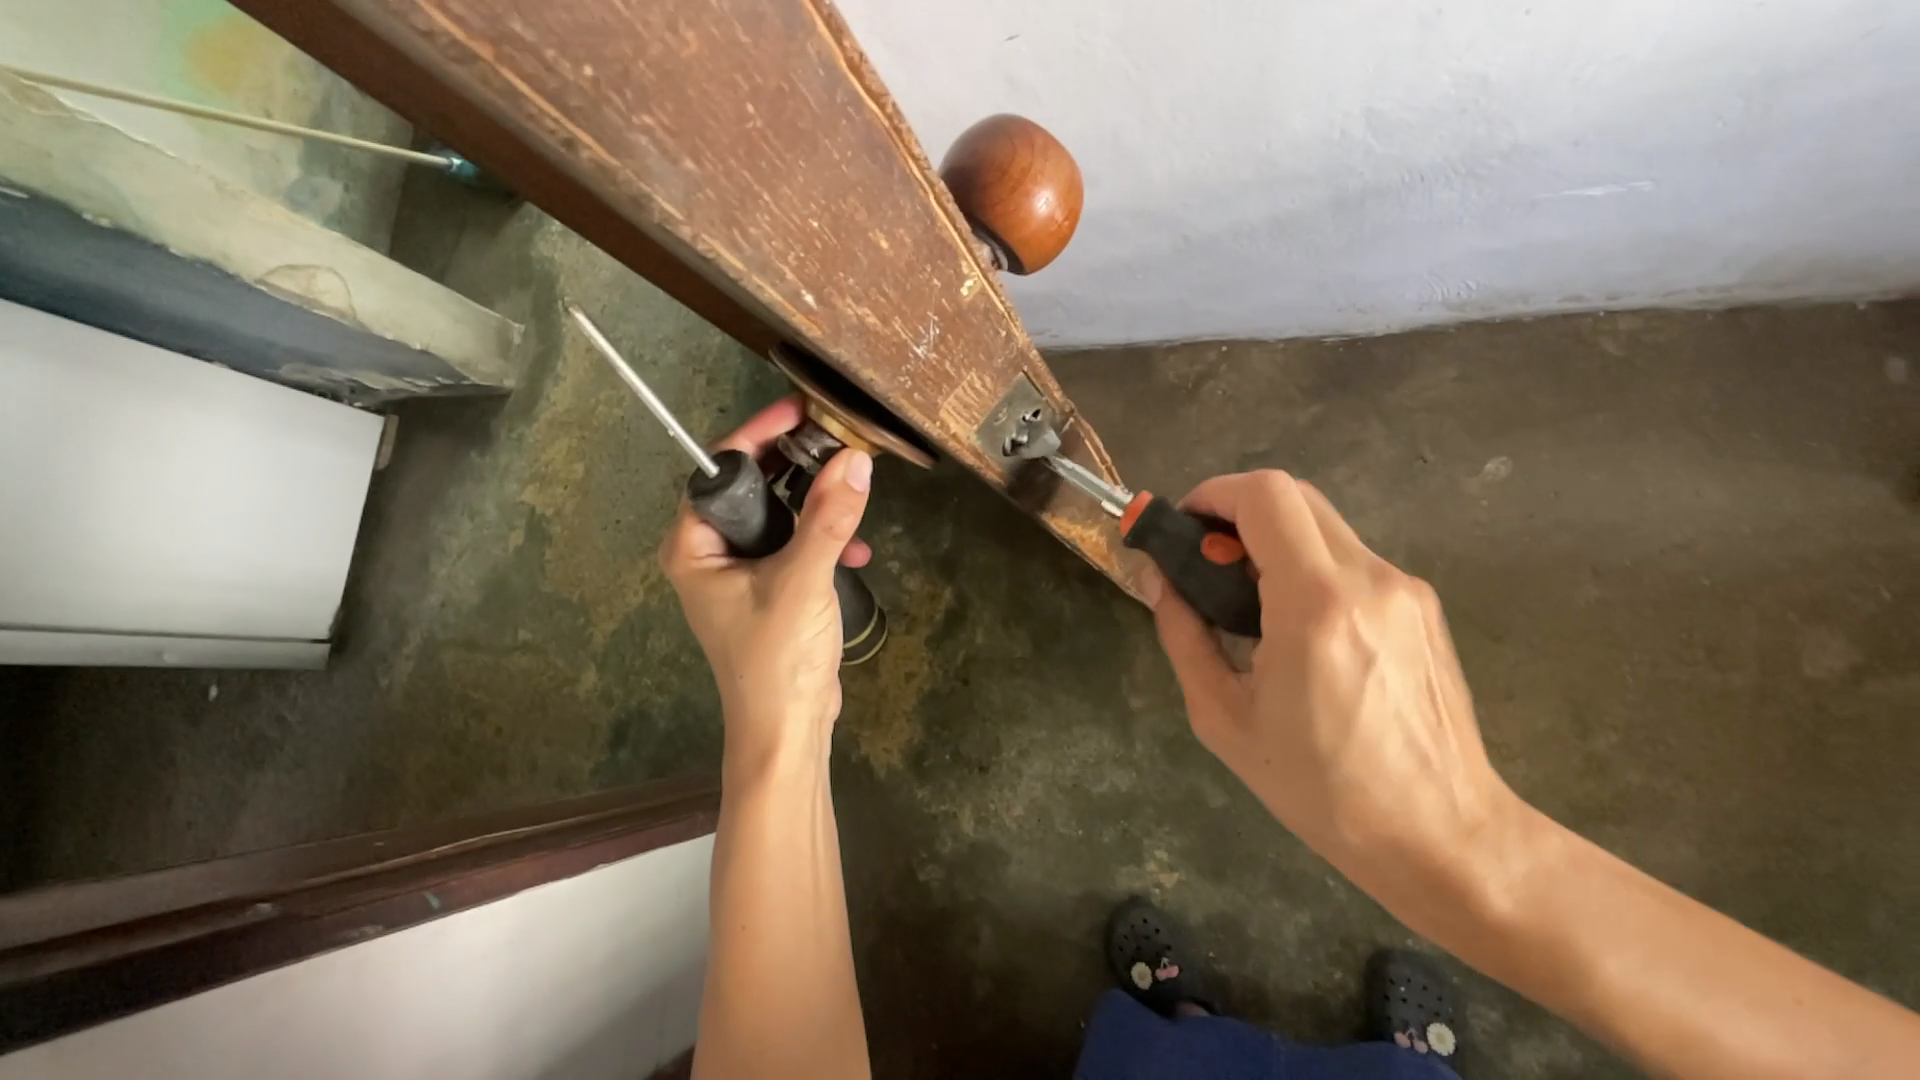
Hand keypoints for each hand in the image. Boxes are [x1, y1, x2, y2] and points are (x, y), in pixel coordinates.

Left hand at [659, 397, 872, 772]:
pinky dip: (823, 540)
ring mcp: (742, 574)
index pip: (720, 470)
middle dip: (796, 467)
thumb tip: (857, 459)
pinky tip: (854, 550)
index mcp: (695, 545)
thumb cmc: (777, 658)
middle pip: (751, 488)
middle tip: (835, 443)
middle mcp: (711, 553)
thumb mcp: (804, 580)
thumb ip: (829, 518)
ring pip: (778, 515)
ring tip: (852, 494)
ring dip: (816, 505)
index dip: (758, 435)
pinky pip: (795, 545)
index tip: (800, 410)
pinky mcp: (771, 591)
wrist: (788, 730)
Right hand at [1149, 471, 1521, 900]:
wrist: (1439, 833)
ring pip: (1324, 525)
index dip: (1213, 494)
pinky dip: (1309, 567)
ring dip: (1275, 541)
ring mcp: (1405, 589)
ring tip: (1250, 605)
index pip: (1264, 496)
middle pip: (1295, 496)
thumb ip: (1183, 635)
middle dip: (1238, 513)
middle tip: (1208, 564)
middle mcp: (1369, 580)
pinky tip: (1297, 627)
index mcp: (1315, 607)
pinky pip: (1351, 559)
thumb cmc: (1320, 788)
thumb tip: (1159, 581)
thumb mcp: (1224, 718)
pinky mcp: (1423, 606)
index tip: (1185, 529)